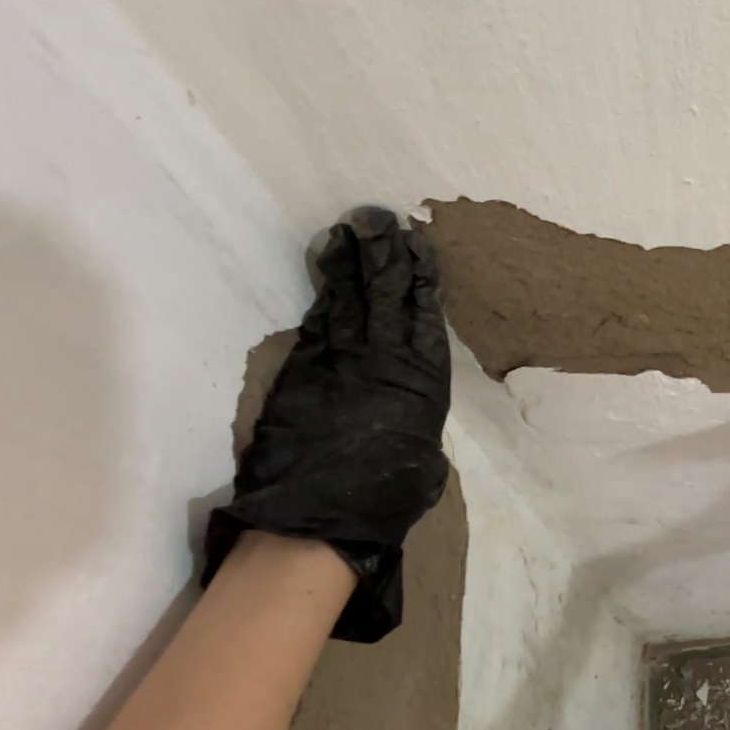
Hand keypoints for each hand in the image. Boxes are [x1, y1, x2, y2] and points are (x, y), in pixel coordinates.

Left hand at [200, 208, 451, 641]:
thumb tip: (408, 408)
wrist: (324, 511)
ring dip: (352, 263)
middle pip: (386, 295)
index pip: (424, 313)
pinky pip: (320, 320)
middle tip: (381, 218)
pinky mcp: (304, 369)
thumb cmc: (389, 491)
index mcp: (423, 379)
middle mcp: (385, 360)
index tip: (420, 245)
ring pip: (350, 299)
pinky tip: (328, 272)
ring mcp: (341, 360)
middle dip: (386, 254)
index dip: (423, 277)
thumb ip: (417, 416)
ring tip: (352, 228)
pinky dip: (326, 292)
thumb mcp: (425, 451)